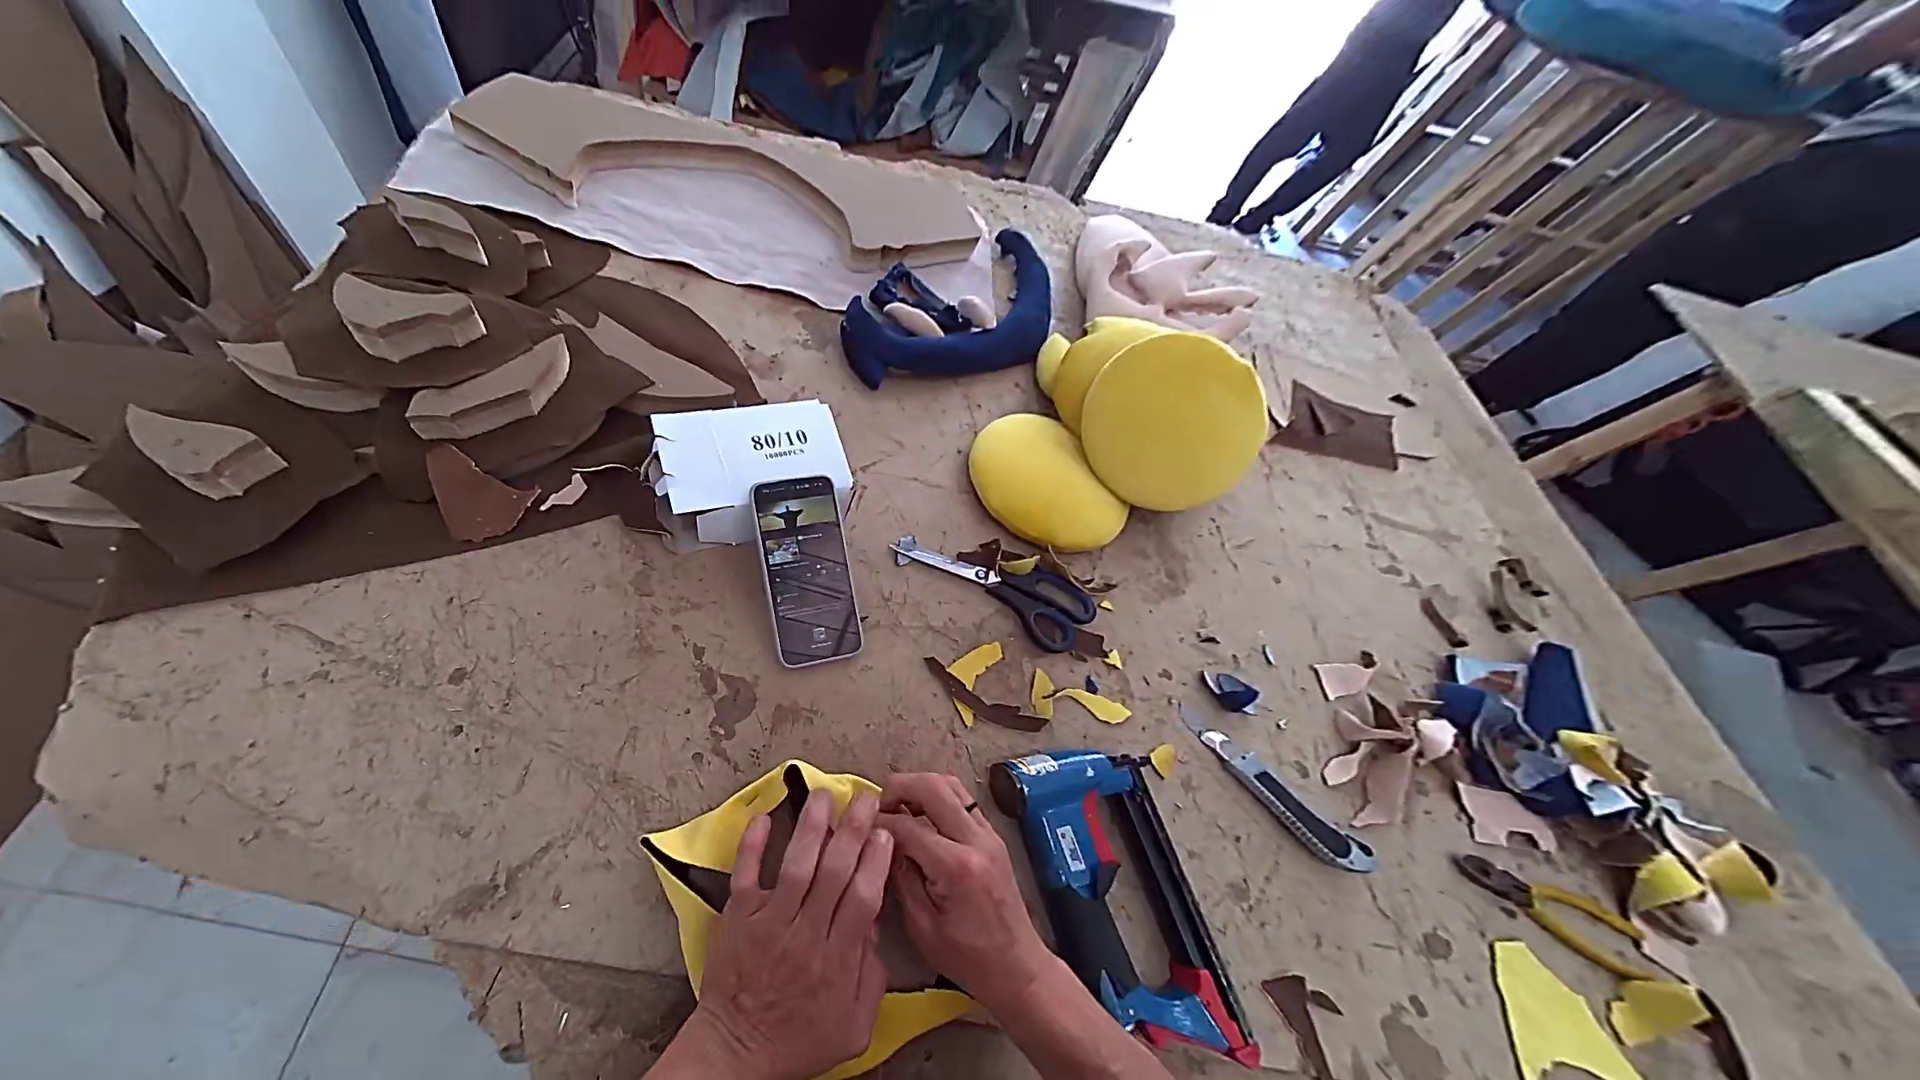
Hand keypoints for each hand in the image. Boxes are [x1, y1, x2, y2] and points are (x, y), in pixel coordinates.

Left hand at [666, 790, 894, 1079]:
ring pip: (795, 867)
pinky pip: (745, 876)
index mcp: (836, 960)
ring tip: (823, 796)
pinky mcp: (738, 919)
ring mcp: (769, 924)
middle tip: (865, 798)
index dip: (876, 862)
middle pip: (834, 872)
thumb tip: (875, 928)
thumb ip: (872, 978)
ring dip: (811, 828)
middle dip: (853, 830)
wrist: (733, 1056)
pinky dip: (753, 846)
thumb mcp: (853, 1028)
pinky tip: (764, 818)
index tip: (885, 833)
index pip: (862, 898)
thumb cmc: (795, 1041)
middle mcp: (804, 935)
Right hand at [876, 773, 1051, 1011]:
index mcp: (957, 866)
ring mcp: (989, 834)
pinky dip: (938, 799)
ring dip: (921, 787)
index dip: (879, 822)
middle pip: (934, 787)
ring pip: (952, 785)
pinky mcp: (993, 836)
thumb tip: (881, 845)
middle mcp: (977, 840)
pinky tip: (921, 819)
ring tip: (898, 808)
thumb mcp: (922, 927)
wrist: (1017, 966)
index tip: (861, 827)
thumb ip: (901, 879)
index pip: (909, 826)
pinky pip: (963, 801)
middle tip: (879, 805)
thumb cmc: (968, 958)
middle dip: (900, 787)